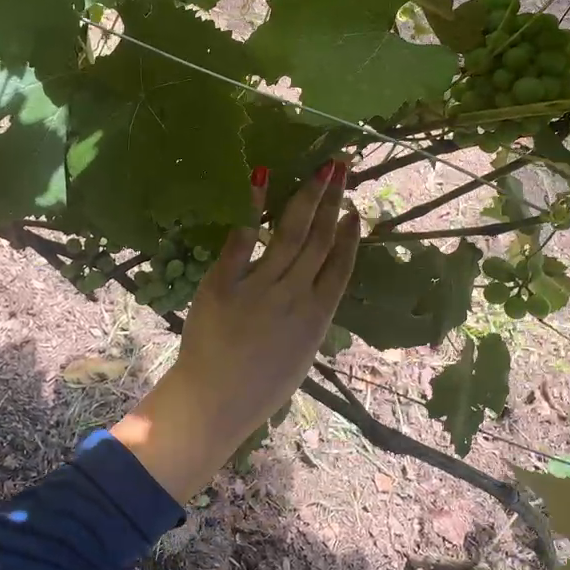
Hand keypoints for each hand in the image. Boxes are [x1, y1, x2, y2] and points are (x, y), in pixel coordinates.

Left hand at [111, 161, 361, 501]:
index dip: (350, 236)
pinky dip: (252, 208)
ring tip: (319, 171)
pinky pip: (241, 240)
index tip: (355, 210)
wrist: (215, 401)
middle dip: (332, 200)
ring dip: (307, 198)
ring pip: (290, 234)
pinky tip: (260, 179)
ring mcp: (260, 287)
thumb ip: (308, 319)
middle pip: (319, 239)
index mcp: (317, 318)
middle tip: (339, 168)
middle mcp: (294, 295)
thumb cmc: (258, 388)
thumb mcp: (299, 355)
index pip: (341, 266)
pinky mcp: (224, 283)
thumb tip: (315, 291)